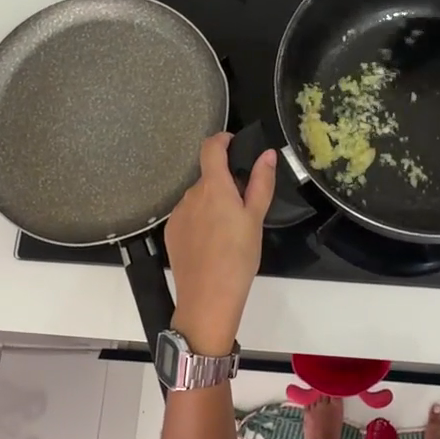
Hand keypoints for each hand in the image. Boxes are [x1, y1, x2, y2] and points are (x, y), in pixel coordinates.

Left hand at [162, 132, 275, 354]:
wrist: (208, 299)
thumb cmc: (238, 258)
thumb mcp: (256, 219)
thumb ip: (261, 182)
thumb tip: (268, 154)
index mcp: (213, 187)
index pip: (210, 147)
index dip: (222, 139)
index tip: (234, 143)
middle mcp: (191, 195)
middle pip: (208, 177)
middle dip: (225, 183)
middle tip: (245, 206)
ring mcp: (178, 214)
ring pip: (199, 198)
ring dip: (213, 203)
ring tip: (230, 230)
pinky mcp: (172, 232)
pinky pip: (188, 215)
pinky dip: (201, 219)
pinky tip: (213, 242)